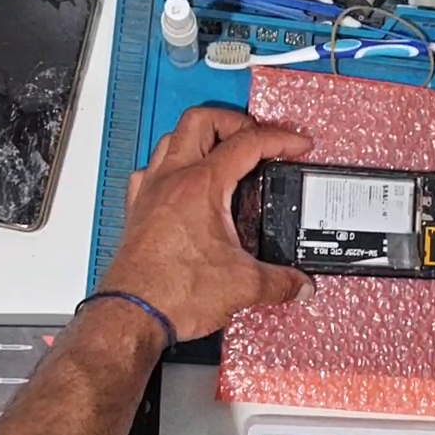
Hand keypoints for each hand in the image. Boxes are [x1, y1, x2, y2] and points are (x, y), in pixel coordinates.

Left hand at [98, 107, 314, 340]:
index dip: (280, 139)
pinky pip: (152, 168)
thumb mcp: (243, 286)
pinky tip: (185, 182)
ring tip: (225, 153)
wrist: (133, 315)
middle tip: (257, 140)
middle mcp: (172, 179)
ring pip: (173, 138)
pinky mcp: (138, 209)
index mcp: (202, 185)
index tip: (298, 145)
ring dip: (202, 137)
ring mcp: (151, 191)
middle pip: (202, 120)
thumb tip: (301, 285)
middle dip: (235, 121)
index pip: (247, 143)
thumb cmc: (174, 292)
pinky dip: (173, 165)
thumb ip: (280, 282)